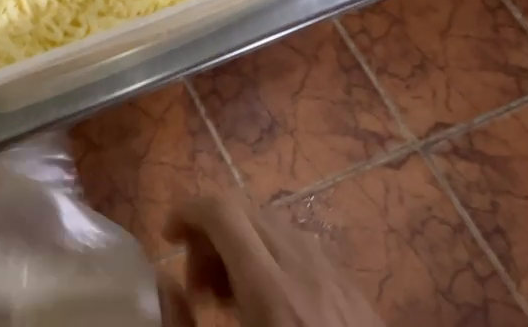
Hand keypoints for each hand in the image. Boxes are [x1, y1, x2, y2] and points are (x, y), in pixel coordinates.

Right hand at [163, 197, 382, 326]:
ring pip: (276, 230)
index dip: (187, 211)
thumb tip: (166, 285)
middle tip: (199, 285)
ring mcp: (339, 282)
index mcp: (271, 293)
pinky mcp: (361, 300)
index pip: (221, 212)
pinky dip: (276, 262)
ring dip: (242, 246)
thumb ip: (182, 324)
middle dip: (210, 235)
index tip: (168, 237)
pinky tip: (275, 310)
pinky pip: (306, 254)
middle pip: (246, 213)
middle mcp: (306, 272)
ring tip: (233, 299)